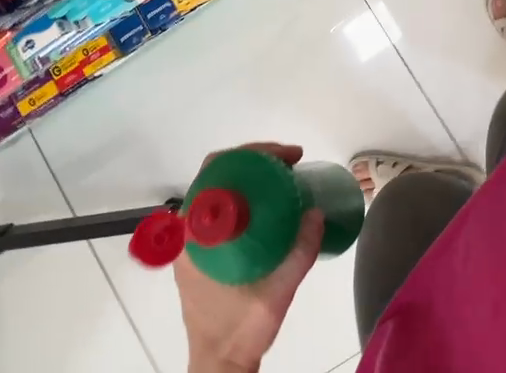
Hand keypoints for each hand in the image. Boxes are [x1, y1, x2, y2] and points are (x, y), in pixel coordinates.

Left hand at [177, 144, 325, 372]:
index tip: (286, 159)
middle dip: (256, 160)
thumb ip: (299, 254)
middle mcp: (187, 233)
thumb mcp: (276, 293)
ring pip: (219, 190)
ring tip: (286, 177)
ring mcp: (193, 243)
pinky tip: (272, 203)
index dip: (252, 154)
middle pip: (217, 175)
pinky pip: (220, 209)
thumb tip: (318, 212)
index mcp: (195, 236)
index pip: (215, 172)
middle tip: (291, 163)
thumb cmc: (240, 331)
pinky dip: (246, 196)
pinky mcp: (202, 253)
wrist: (219, 368)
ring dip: (251, 177)